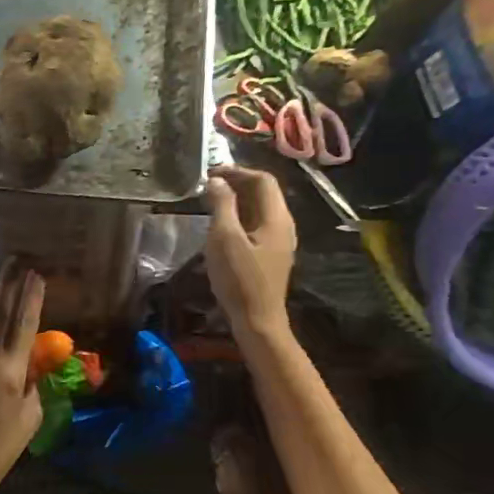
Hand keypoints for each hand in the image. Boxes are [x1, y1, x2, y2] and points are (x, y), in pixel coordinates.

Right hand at [204, 166, 295, 334]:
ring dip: (238, 201)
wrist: (258, 321)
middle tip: (209, 185)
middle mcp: (283, 225)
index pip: (263, 180)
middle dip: (238, 183)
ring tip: (212, 202)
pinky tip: (223, 227)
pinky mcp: (271, 255)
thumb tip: (217, 181)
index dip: (238, 171)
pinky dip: (240, 217)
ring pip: (261, 209)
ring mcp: (280, 242)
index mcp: (276, 218)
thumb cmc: (240, 279)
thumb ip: (222, 206)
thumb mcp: (225, 239)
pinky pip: (258, 225)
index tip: (211, 173)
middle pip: (265, 193)